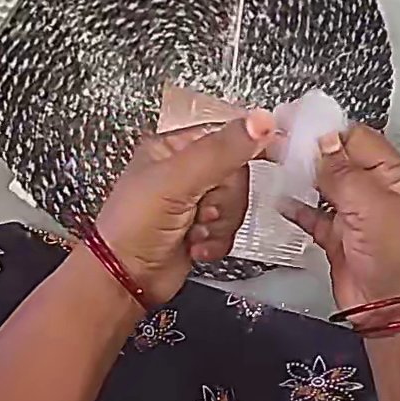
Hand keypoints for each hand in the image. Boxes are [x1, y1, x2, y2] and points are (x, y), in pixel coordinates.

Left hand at [91, 111, 275, 302]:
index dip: (248, 144)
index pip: (224, 135)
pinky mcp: (202, 230)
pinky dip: (217, 242)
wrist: (125, 279)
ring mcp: (195, 202)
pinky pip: (231, 229)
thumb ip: (222, 151)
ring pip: (237, 204)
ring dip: (220, 223)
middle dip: (225, 199)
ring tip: (195, 231)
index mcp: (173, 147)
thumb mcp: (178, 180)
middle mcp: (185, 171)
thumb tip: (261, 121)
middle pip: (237, 175)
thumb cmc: (135, 225)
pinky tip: (195, 247)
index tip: (274, 152)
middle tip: (203, 210)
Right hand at [279, 124, 399, 309]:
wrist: (396, 311)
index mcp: (395, 176)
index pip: (358, 139)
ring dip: (302, 177)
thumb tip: (321, 141)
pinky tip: (281, 199)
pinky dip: (298, 208)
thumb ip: (342, 171)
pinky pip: (316, 217)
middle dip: (310, 151)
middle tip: (277, 141)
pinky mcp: (341, 241)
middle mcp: (377, 193)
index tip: (294, 122)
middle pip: (339, 161)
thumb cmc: (398, 257)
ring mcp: (358, 217)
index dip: (327, 130)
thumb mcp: (371, 203)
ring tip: (274, 163)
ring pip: (325, 187)